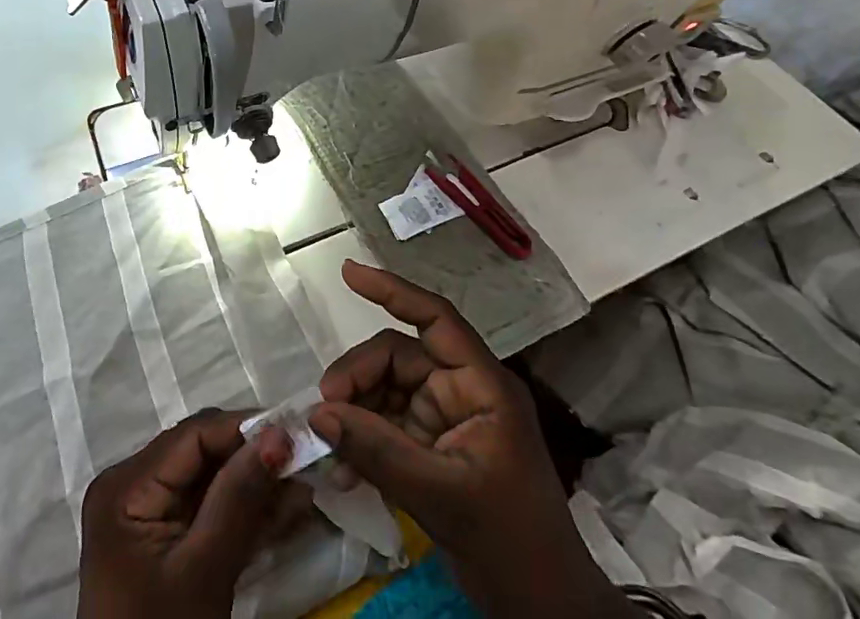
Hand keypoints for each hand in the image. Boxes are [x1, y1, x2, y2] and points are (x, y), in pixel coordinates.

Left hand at [79, 408, 311, 618]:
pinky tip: (286, 508)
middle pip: (200, 454)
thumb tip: (278, 436)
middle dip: (253, 454)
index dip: (243, 427)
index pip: (191, 437)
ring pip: (209, 481)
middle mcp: (131, 486)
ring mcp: (147, 513)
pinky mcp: (164, 539)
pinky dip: (244, 510)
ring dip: (255, 482)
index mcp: (126, 486)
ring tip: (305, 481)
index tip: (297, 428)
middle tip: (307, 456)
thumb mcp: (203, 570)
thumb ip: (238, 500)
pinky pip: (207, 510)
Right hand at [310, 261, 630, 618]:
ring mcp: (443, 417)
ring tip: (331, 447)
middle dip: (356, 378)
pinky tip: (343, 468)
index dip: (393, 290)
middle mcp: (461, 391)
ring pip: (382, 388)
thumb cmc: (511, 542)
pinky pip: (381, 421)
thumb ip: (376, 449)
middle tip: (325, 412)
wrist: (540, 605)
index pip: (436, 320)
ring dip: (352, 412)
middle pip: (395, 358)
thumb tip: (318, 414)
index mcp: (482, 387)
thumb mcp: (441, 494)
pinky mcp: (428, 443)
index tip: (348, 273)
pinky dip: (358, 437)